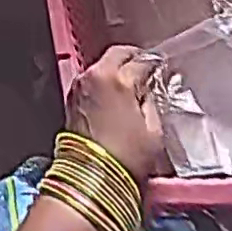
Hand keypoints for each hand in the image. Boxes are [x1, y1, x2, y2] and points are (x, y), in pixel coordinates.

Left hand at [65, 46, 165, 180]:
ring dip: (116, 68)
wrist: (91, 176)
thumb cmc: (126, 156)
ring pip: (101, 65)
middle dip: (132, 57)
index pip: (139, 61)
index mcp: (117, 79)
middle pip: (116, 54)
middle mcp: (94, 75)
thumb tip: (148, 91)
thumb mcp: (153, 131)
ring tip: (130, 82)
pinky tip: (114, 93)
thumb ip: (152, 103)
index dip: (153, 64)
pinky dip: (103, 80)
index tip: (160, 67)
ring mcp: (80, 84)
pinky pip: (91, 79)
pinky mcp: (71, 96)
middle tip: (144, 66)